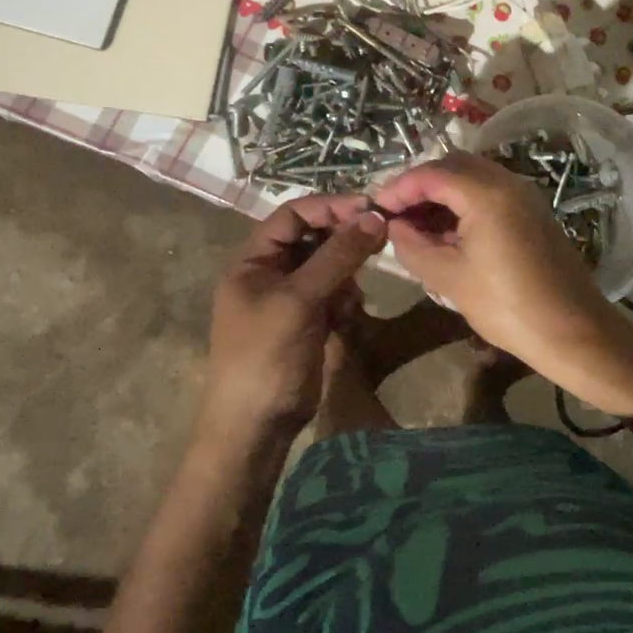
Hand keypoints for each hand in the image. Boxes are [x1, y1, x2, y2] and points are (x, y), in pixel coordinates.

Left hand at [199, 194, 387, 441]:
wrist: (256, 425)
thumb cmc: (265, 354)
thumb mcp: (299, 299)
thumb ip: (337, 255)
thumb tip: (376, 216)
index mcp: (253, 261)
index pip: (293, 215)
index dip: (329, 207)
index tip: (369, 208)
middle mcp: (270, 273)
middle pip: (315, 238)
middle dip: (344, 241)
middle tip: (380, 240)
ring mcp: (291, 299)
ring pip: (331, 266)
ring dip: (347, 275)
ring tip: (351, 298)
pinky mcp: (310, 321)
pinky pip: (336, 294)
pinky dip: (346, 300)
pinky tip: (348, 317)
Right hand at [375, 154, 632, 417]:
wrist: (573, 330)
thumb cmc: (508, 306)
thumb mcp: (449, 278)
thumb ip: (413, 246)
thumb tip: (394, 227)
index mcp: (487, 193)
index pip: (431, 173)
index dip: (399, 187)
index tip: (376, 207)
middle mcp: (509, 182)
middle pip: (454, 166)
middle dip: (421, 185)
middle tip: (394, 215)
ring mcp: (526, 195)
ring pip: (474, 178)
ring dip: (443, 194)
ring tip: (416, 227)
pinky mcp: (535, 212)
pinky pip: (492, 193)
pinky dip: (465, 203)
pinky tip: (448, 233)